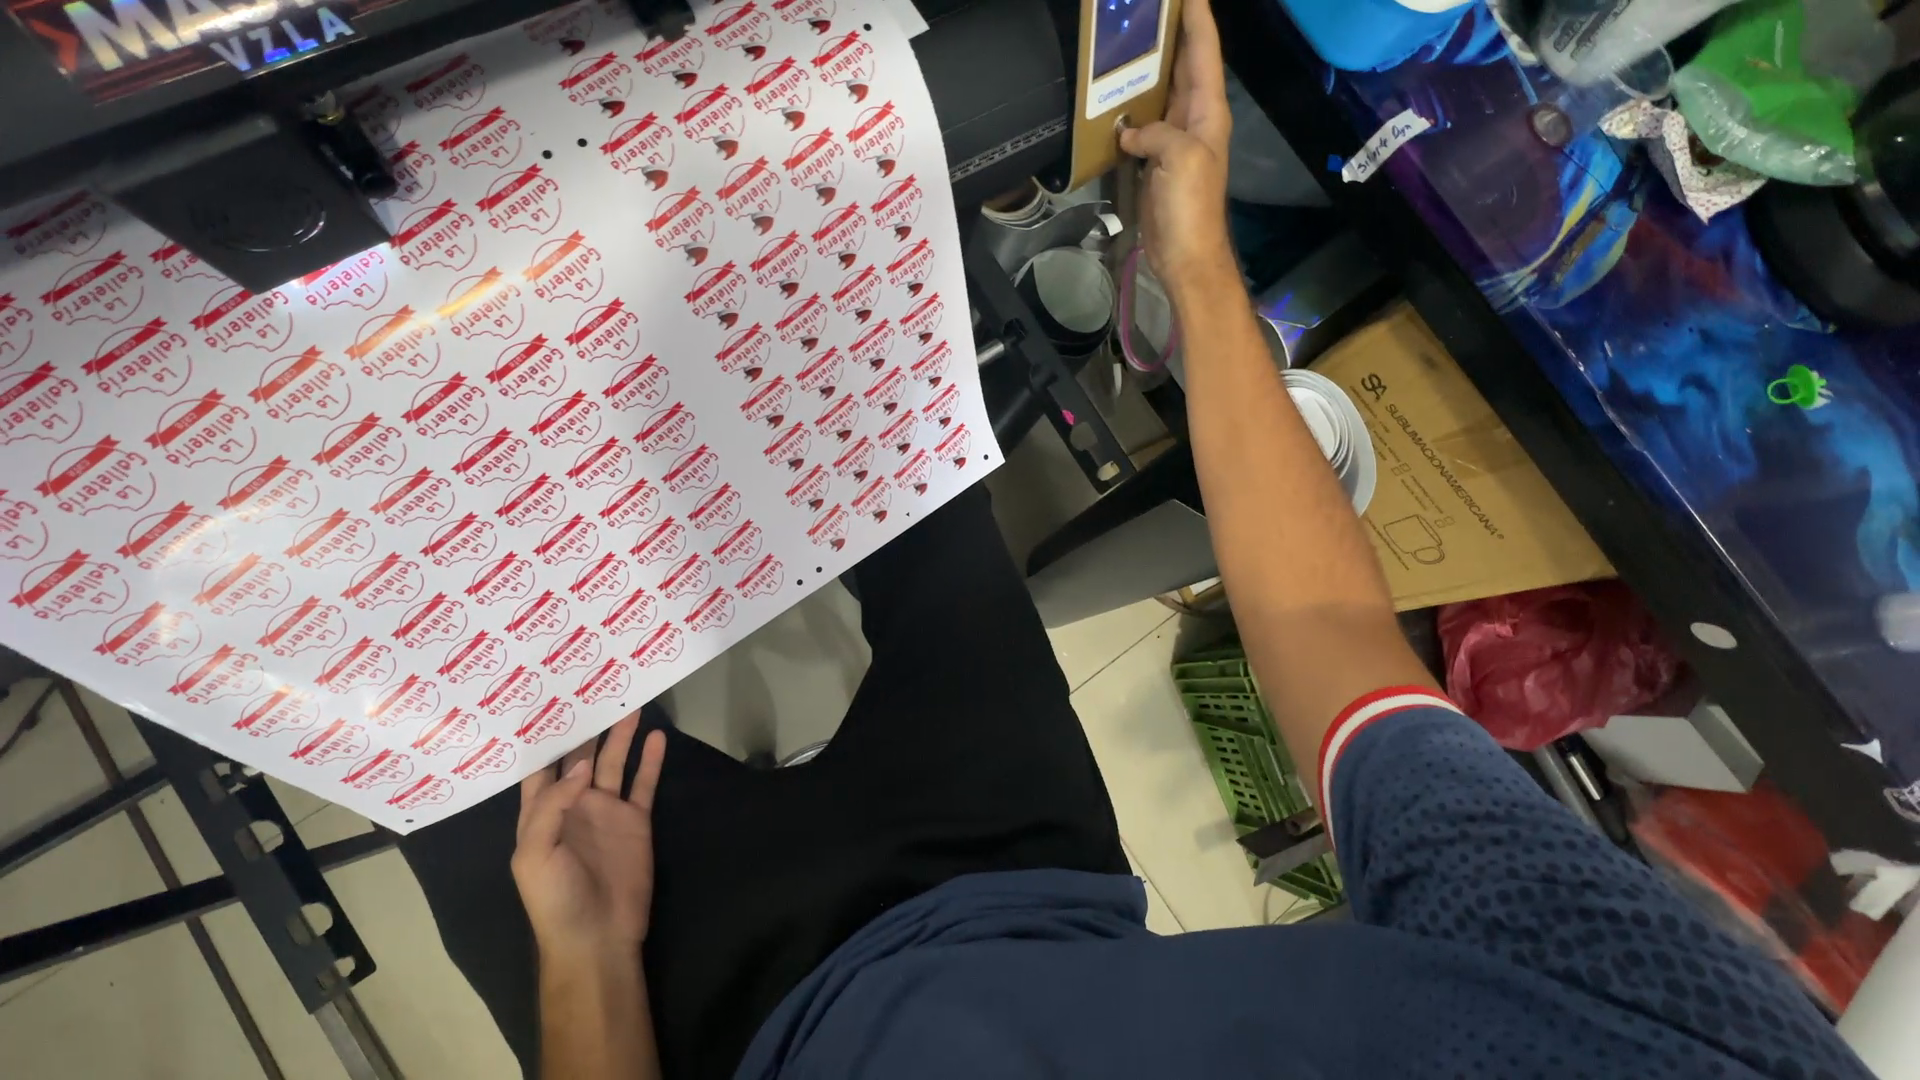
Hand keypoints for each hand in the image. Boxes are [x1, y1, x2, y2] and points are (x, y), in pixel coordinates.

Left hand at [511, 713, 667, 961]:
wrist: (598, 937)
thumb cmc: (554, 899)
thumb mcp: (535, 856)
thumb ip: (552, 808)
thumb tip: (582, 766)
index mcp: (540, 812)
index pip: (539, 766)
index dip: (543, 736)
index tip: (549, 700)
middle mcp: (574, 804)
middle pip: (580, 754)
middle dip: (586, 725)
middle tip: (596, 688)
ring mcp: (607, 810)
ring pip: (614, 761)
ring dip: (621, 734)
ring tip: (631, 701)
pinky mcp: (636, 820)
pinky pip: (644, 782)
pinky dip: (651, 759)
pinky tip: (657, 736)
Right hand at [1119, 0, 1233, 295]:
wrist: (1185, 256)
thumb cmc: (1191, 208)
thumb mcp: (1181, 158)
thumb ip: (1158, 132)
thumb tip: (1129, 132)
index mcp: (1208, 112)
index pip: (1203, 51)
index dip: (1196, 17)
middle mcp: (1193, 119)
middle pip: (1182, 66)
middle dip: (1168, 35)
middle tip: (1145, 13)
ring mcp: (1173, 142)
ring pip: (1160, 95)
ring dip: (1145, 71)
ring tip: (1124, 44)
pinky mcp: (1155, 163)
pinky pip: (1141, 128)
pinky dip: (1128, 113)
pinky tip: (1111, 102)